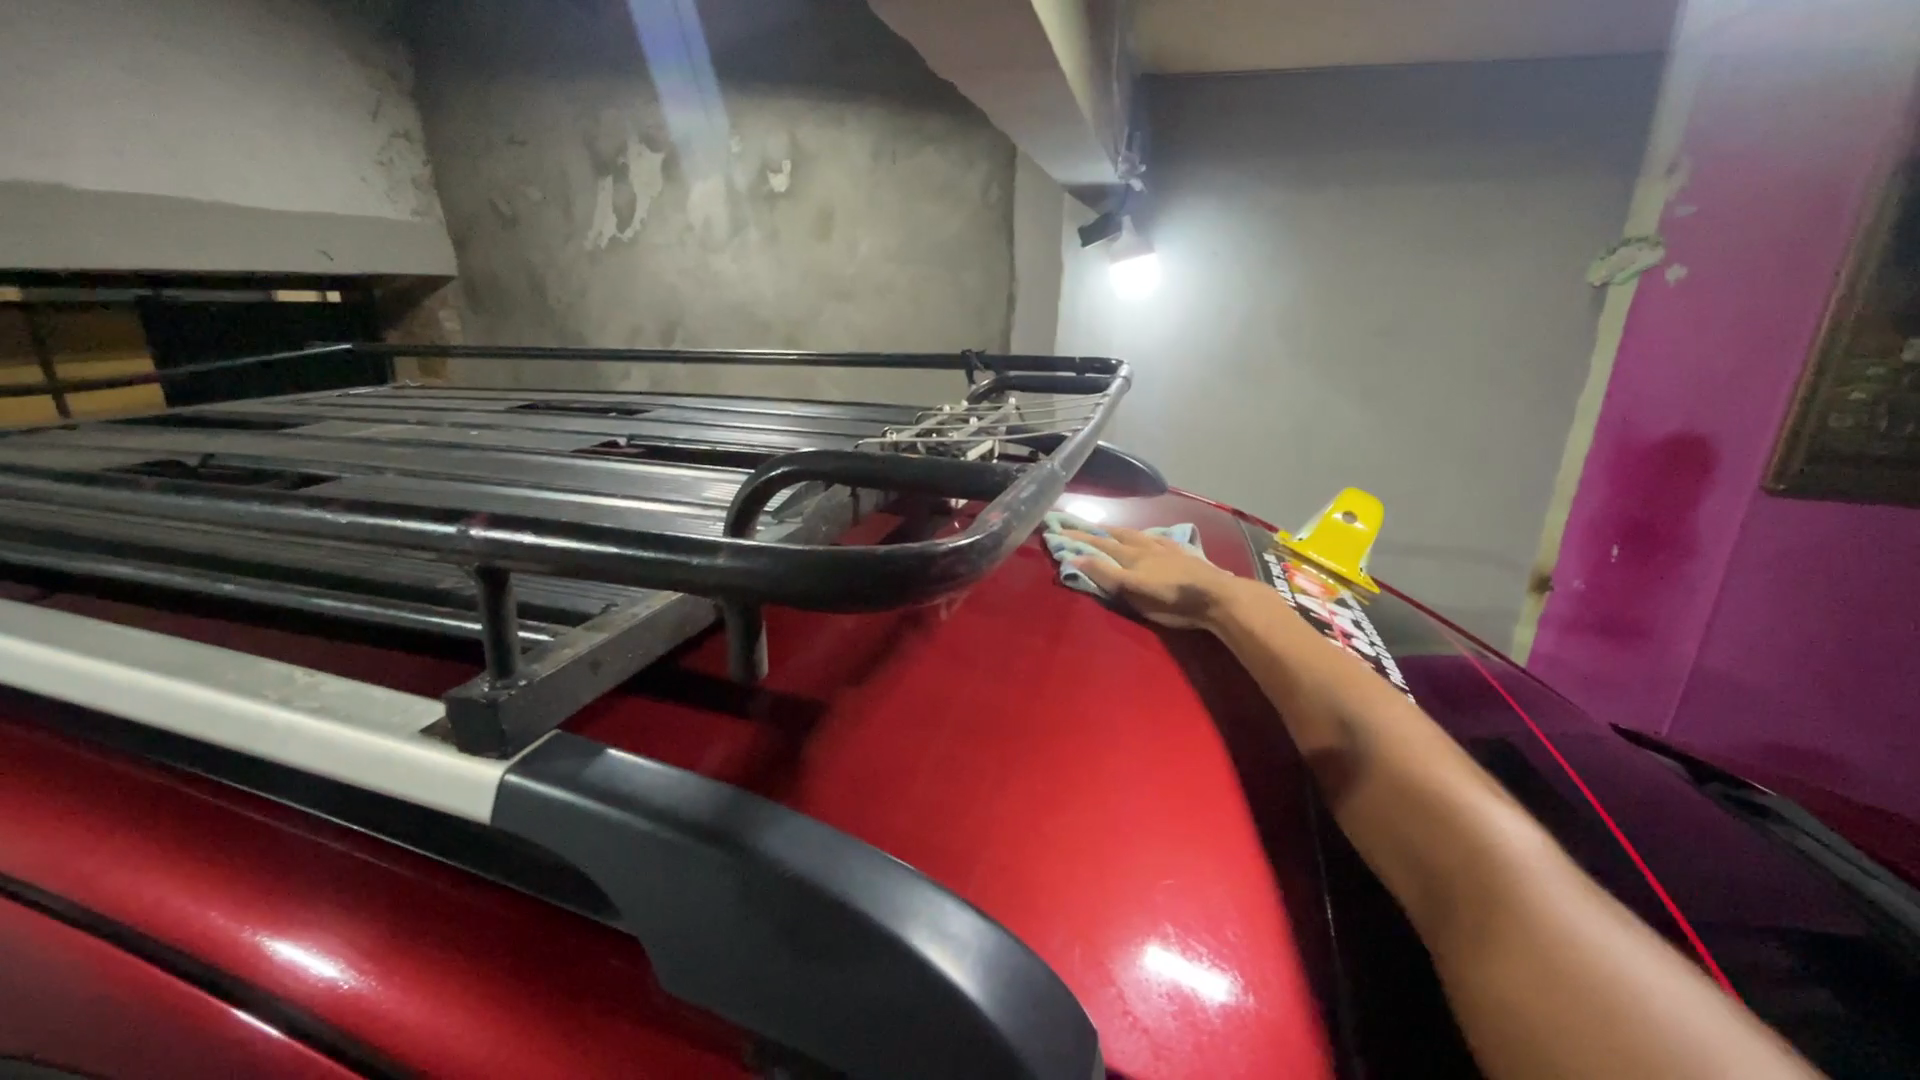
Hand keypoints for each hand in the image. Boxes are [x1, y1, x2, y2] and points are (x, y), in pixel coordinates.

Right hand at [1062, 526, 1242, 629]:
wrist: (1215, 596)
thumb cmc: (1171, 598)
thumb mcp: (1132, 590)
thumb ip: (1106, 574)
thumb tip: (1075, 559)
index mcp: (1131, 556)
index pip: (1098, 544)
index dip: (1078, 538)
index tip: (1058, 530)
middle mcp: (1146, 547)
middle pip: (1116, 535)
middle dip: (1095, 531)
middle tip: (1078, 526)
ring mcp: (1166, 548)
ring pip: (1138, 535)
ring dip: (1120, 531)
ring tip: (1110, 530)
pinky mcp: (1182, 554)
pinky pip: (1160, 539)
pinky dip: (1148, 536)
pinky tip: (1151, 537)